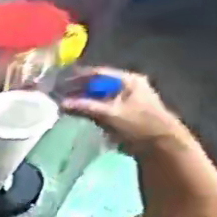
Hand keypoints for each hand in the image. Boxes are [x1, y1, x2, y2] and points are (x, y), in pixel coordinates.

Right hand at [60, 69, 190, 155]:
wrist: (158, 142)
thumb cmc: (137, 124)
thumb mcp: (110, 114)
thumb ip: (86, 107)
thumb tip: (62, 104)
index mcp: (128, 80)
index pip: (99, 74)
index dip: (78, 77)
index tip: (60, 82)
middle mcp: (127, 86)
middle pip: (98, 85)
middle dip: (78, 90)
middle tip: (58, 96)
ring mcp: (126, 99)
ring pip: (99, 96)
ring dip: (83, 100)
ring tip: (64, 105)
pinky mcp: (123, 112)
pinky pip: (102, 107)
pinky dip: (89, 109)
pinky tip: (78, 114)